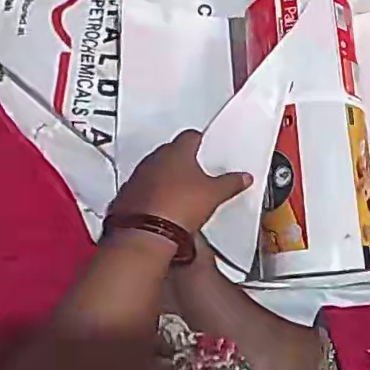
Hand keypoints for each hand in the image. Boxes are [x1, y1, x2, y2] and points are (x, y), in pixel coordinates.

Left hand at [110, 130, 252, 232]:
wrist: (146, 233)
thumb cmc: (176, 208)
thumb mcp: (214, 194)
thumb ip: (230, 183)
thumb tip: (242, 178)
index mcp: (177, 151)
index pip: (190, 136)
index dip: (200, 140)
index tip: (205, 145)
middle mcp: (154, 159)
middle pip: (171, 152)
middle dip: (183, 161)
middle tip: (197, 174)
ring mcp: (138, 177)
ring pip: (154, 170)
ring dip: (165, 179)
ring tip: (181, 195)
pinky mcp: (127, 196)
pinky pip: (141, 190)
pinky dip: (151, 196)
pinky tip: (162, 209)